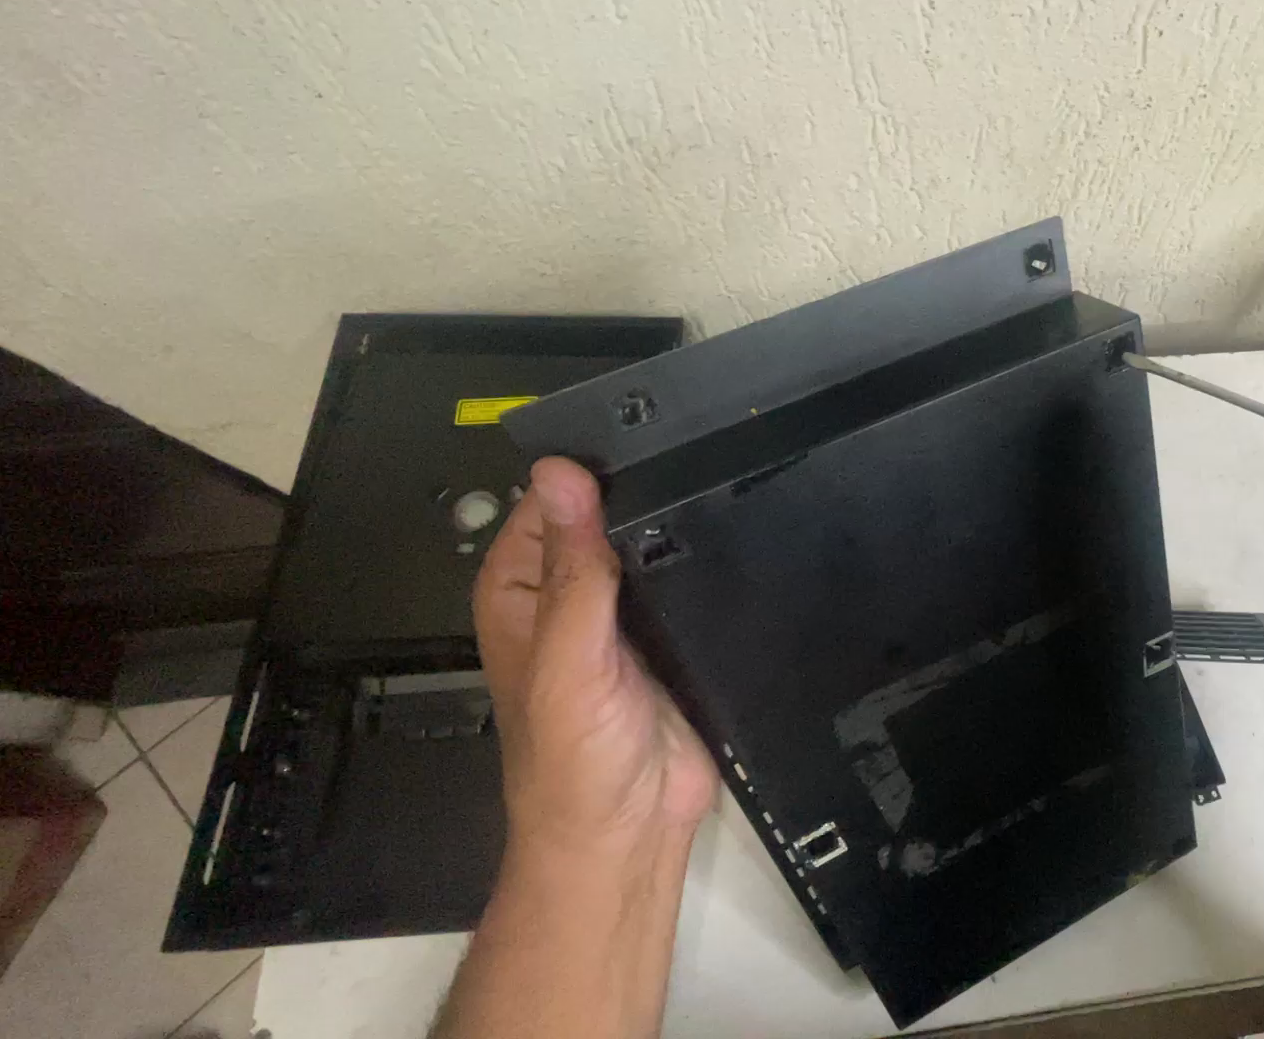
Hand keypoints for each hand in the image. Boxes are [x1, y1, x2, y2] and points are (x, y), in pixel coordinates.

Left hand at [474, 457, 718, 856]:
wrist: (630, 830)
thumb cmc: (574, 758)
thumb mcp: (567, 659)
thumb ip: (572, 570)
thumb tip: (561, 472)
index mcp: (523, 588)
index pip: (552, 502)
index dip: (593, 469)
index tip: (650, 433)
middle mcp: (571, 594)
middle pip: (609, 519)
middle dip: (648, 494)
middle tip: (707, 453)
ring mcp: (626, 616)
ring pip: (655, 548)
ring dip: (682, 527)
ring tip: (732, 484)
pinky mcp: (673, 637)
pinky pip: (690, 585)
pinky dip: (708, 565)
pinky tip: (740, 541)